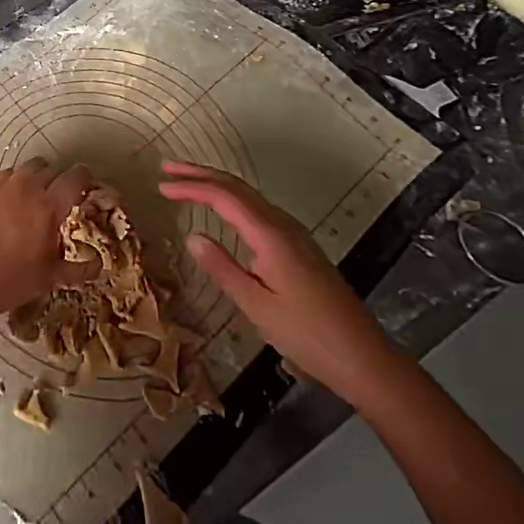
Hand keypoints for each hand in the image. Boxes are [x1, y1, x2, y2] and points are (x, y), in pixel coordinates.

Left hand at [0, 158, 93, 322]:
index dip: (86, 179)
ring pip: (33, 166)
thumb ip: (80, 269)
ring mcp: (6, 187)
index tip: (89, 188)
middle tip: (66, 198)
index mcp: (50, 205)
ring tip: (43, 194)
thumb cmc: (13, 279)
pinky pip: (11, 173)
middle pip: (55, 170)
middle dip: (65, 180)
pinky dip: (20, 179)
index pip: (76, 177)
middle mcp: (30, 188)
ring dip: (42, 175)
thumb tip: (99, 266)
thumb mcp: (51, 277)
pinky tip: (19, 196)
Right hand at [160, 160, 393, 403]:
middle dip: (201, 174)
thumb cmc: (307, 335)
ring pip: (249, 195)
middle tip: (167, 169)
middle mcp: (282, 224)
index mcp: (270, 234)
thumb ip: (223, 269)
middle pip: (237, 186)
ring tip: (187, 182)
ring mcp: (293, 232)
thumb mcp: (257, 307)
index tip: (161, 186)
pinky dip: (233, 200)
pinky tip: (223, 210)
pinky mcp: (298, 245)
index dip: (191, 186)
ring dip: (216, 184)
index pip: (224, 196)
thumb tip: (192, 235)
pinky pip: (258, 209)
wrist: (361, 354)